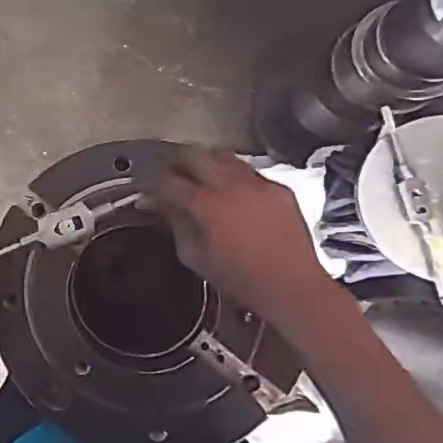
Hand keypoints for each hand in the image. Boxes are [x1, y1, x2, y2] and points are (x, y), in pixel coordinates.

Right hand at [143, 148, 338, 321]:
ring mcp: (259, 184)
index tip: (149, 189)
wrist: (293, 288)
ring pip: (225, 157)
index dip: (153, 183)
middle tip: (170, 174)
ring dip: (207, 163)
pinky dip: (235, 176)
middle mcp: (232, 186)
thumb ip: (176, 227)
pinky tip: (234, 193)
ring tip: (201, 177)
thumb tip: (163, 208)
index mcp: (207, 204)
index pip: (169, 181)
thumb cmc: (240, 280)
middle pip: (195, 155)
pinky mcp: (279, 189)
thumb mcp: (196, 259)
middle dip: (177, 162)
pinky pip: (250, 173)